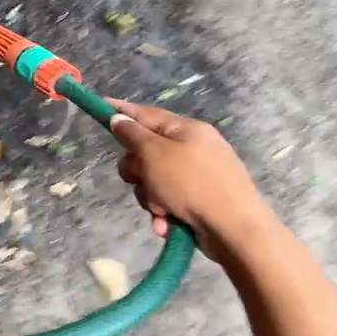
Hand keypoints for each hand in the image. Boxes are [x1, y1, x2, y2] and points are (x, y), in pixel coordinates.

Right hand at [108, 99, 277, 264]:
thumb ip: (131, 134)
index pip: (146, 114)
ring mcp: (200, 175)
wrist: (237, 231)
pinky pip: (169, 198)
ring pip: (153, 178)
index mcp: (188, 130)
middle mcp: (195, 148)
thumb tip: (118, 119)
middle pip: (146, 150)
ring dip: (149, 195)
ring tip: (159, 210)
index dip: (121, 111)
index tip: (99, 105)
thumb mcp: (154, 154)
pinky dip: (163, 210)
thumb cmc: (191, 184)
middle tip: (136, 180)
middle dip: (136, 169)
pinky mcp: (202, 199)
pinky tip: (166, 223)